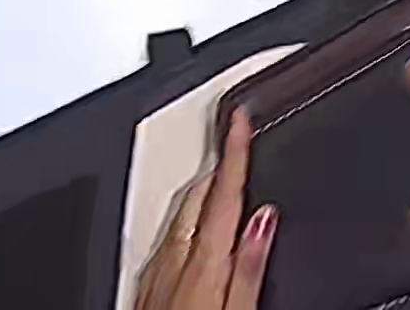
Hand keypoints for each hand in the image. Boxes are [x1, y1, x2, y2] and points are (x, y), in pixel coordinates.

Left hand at [137, 111, 278, 309]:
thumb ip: (252, 266)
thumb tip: (266, 215)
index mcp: (203, 265)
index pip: (223, 192)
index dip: (234, 150)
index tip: (239, 118)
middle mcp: (173, 266)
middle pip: (198, 197)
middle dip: (220, 165)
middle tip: (240, 141)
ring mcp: (154, 282)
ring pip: (180, 215)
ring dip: (203, 190)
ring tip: (224, 174)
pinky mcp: (143, 296)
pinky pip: (168, 240)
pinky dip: (188, 219)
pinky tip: (195, 225)